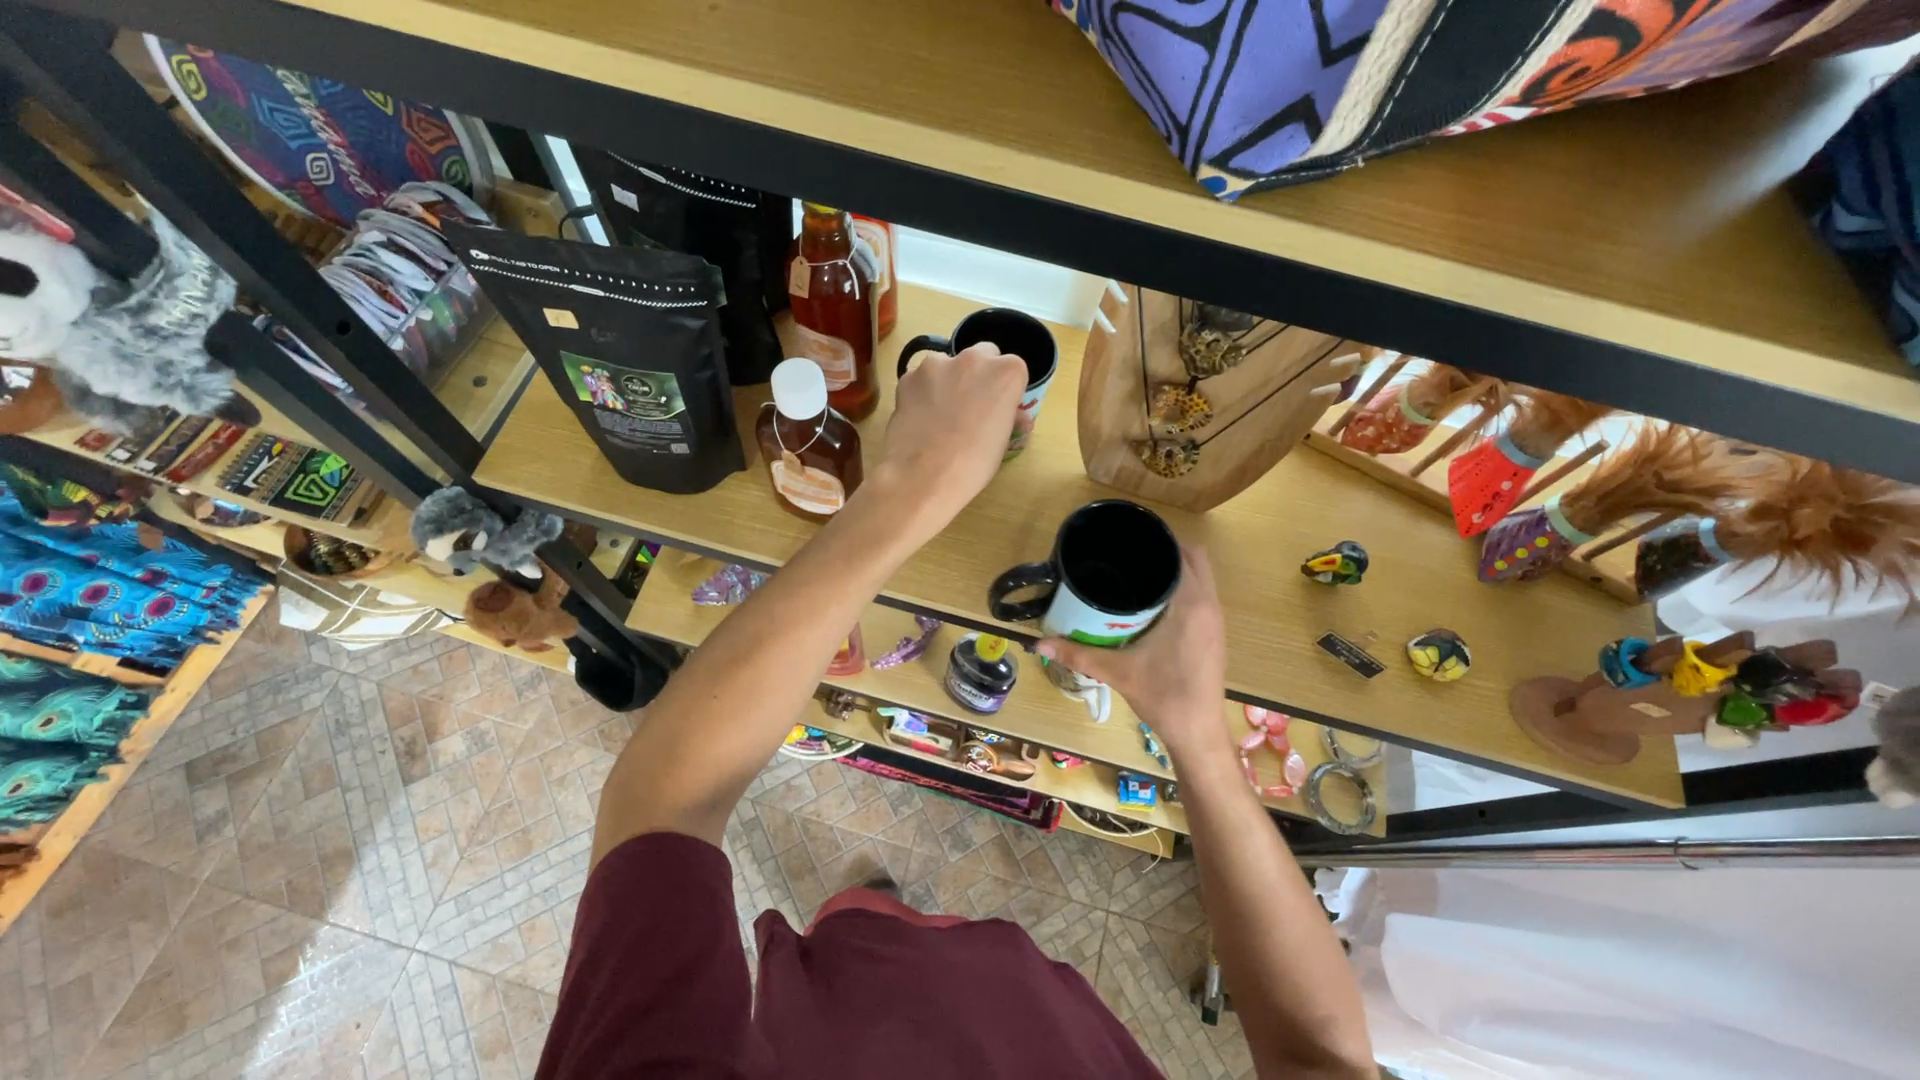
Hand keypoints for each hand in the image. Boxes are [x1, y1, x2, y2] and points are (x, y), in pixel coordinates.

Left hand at [872, 341, 1026, 535]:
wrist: (923, 477)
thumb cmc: (974, 464)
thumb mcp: (1002, 441)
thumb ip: (1007, 416)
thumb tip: (1013, 415)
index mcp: (1007, 372)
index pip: (1013, 370)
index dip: (1005, 389)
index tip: (998, 408)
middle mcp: (973, 358)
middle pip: (982, 355)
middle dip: (978, 375)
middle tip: (970, 406)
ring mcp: (936, 363)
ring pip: (947, 365)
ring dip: (947, 381)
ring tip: (939, 415)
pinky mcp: (907, 376)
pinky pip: (920, 379)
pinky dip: (921, 393)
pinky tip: (919, 418)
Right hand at [1035, 543, 1228, 759]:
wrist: (1198, 733)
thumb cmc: (1164, 697)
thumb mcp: (1117, 672)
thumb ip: (1077, 654)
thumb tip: (1038, 643)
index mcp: (1191, 605)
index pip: (1184, 553)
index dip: (1161, 540)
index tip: (1131, 538)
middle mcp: (1209, 606)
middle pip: (1195, 559)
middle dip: (1166, 552)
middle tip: (1129, 555)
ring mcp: (1216, 622)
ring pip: (1201, 579)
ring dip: (1176, 571)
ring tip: (1137, 573)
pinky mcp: (1214, 636)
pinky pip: (1202, 596)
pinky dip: (1182, 589)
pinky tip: (1153, 603)